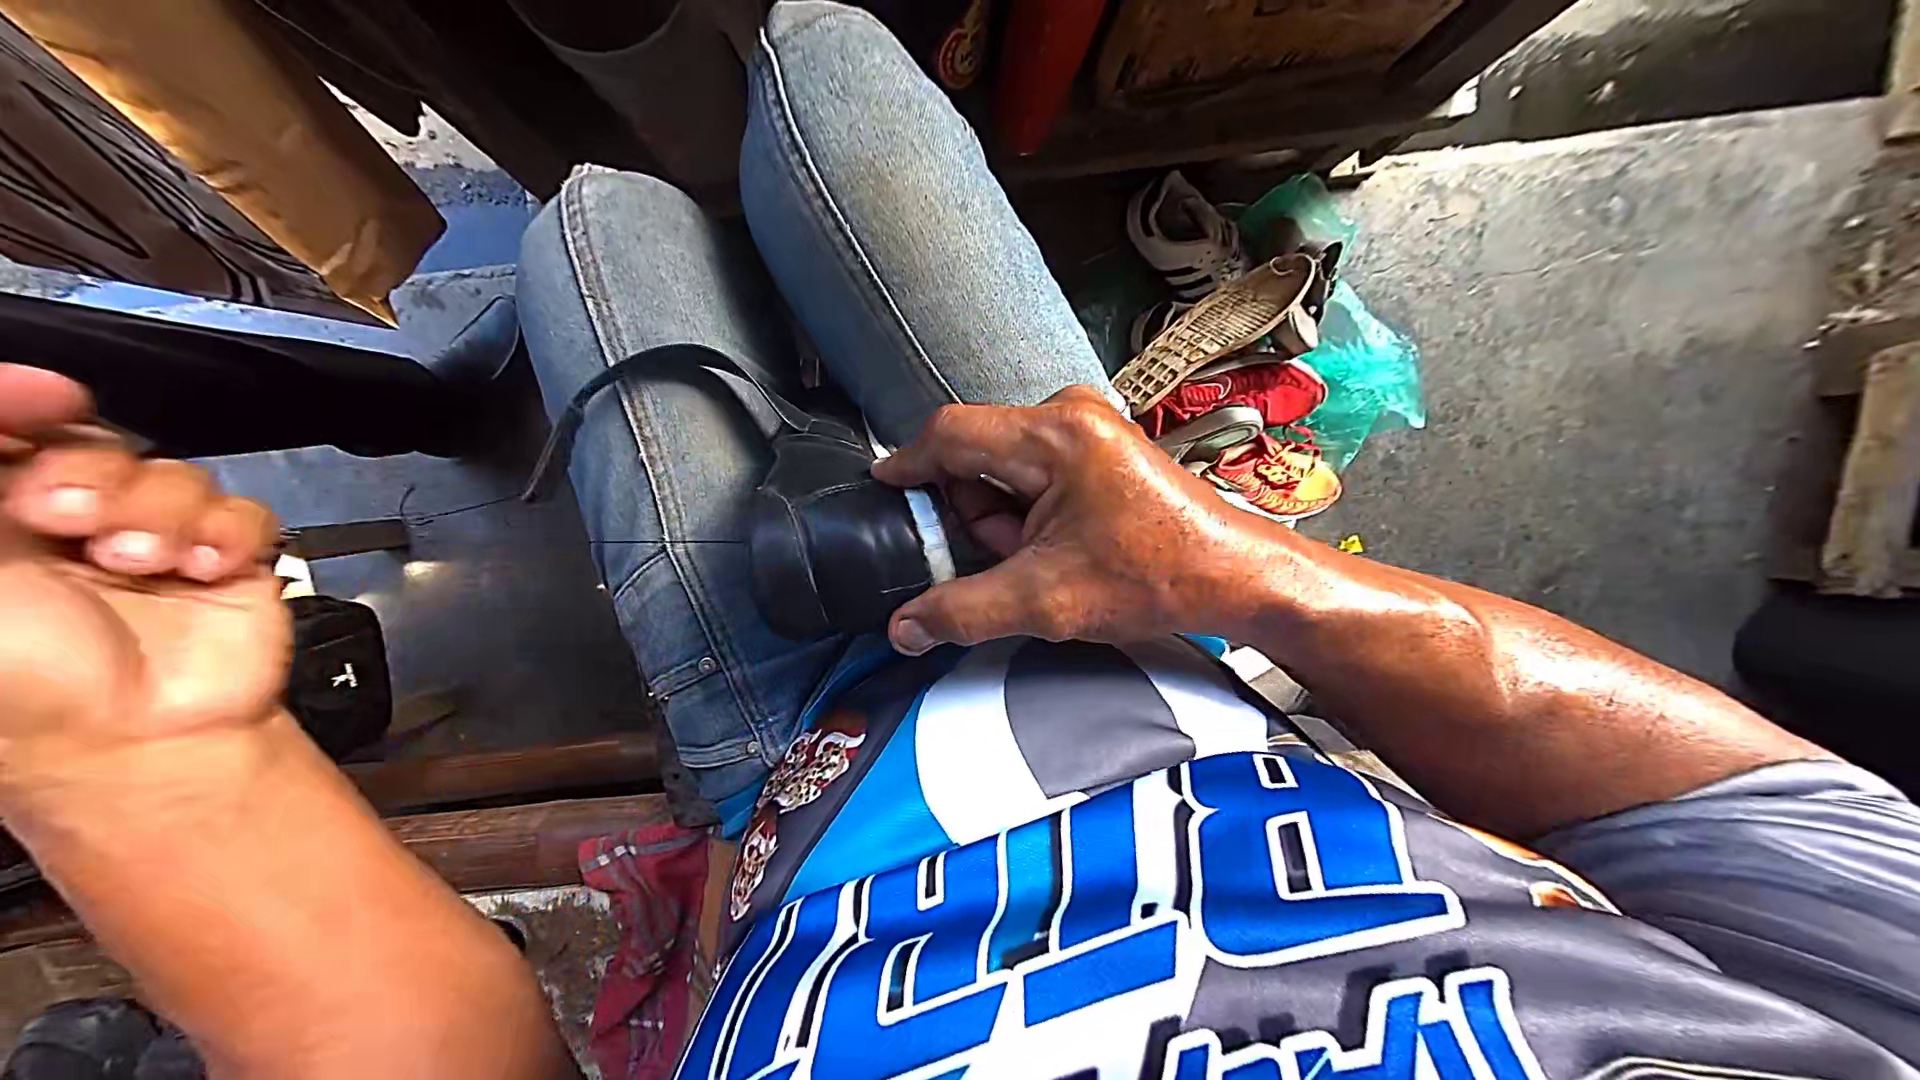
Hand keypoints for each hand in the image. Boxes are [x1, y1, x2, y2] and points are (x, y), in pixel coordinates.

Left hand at [0, 366, 285, 800]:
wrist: (140, 729)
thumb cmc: (12, 670)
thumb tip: (18, 396)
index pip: (7, 431)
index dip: (21, 402)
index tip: (47, 395)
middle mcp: (67, 522)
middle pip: (98, 445)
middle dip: (96, 476)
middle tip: (72, 520)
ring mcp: (157, 539)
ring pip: (179, 476)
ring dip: (166, 516)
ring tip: (147, 563)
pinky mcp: (231, 557)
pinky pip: (246, 512)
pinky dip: (229, 537)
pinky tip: (204, 570)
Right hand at [872, 385, 1285, 653]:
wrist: (1231, 576)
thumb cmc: (1159, 576)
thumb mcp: (1046, 600)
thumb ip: (962, 611)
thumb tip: (907, 625)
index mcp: (1055, 436)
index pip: (950, 435)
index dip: (908, 465)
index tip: (884, 490)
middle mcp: (1069, 415)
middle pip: (975, 457)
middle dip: (974, 516)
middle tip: (1004, 560)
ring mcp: (1086, 428)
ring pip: (1001, 469)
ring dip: (1002, 520)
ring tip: (1042, 558)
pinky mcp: (1095, 447)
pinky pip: (1031, 472)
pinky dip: (1026, 512)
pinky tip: (1054, 545)